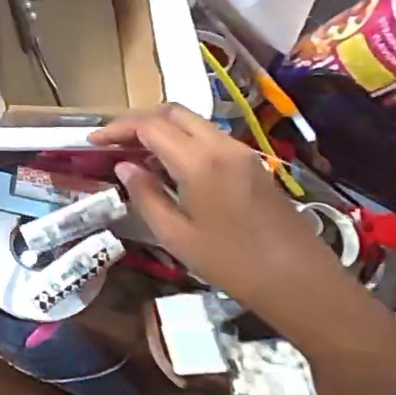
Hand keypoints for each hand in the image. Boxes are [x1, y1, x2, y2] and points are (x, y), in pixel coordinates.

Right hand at [92, 105, 352, 334]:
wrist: (301, 282)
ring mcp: (241, 152)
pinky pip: (209, 138)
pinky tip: (169, 168)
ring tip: (136, 155)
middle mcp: (222, 145)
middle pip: (172, 112)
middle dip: (138, 121)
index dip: (117, 128)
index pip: (150, 126)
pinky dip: (182, 141)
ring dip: (161, 129)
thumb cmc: (233, 264)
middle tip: (113, 142)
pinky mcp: (252, 164)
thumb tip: (124, 167)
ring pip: (193, 122)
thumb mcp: (177, 236)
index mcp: (200, 161)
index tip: (93, 141)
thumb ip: (146, 196)